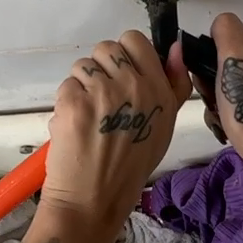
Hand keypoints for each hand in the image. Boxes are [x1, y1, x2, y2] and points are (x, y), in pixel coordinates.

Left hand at [42, 30, 189, 229]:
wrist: (94, 201)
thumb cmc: (131, 165)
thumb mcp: (165, 126)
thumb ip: (174, 84)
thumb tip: (174, 46)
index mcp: (159, 90)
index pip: (136, 41)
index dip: (126, 55)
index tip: (122, 77)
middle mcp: (133, 86)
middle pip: (108, 47)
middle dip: (101, 68)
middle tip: (103, 99)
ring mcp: (102, 93)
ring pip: (83, 64)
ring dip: (82, 84)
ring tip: (89, 115)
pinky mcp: (74, 102)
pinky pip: (67, 84)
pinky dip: (68, 102)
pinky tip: (76, 125)